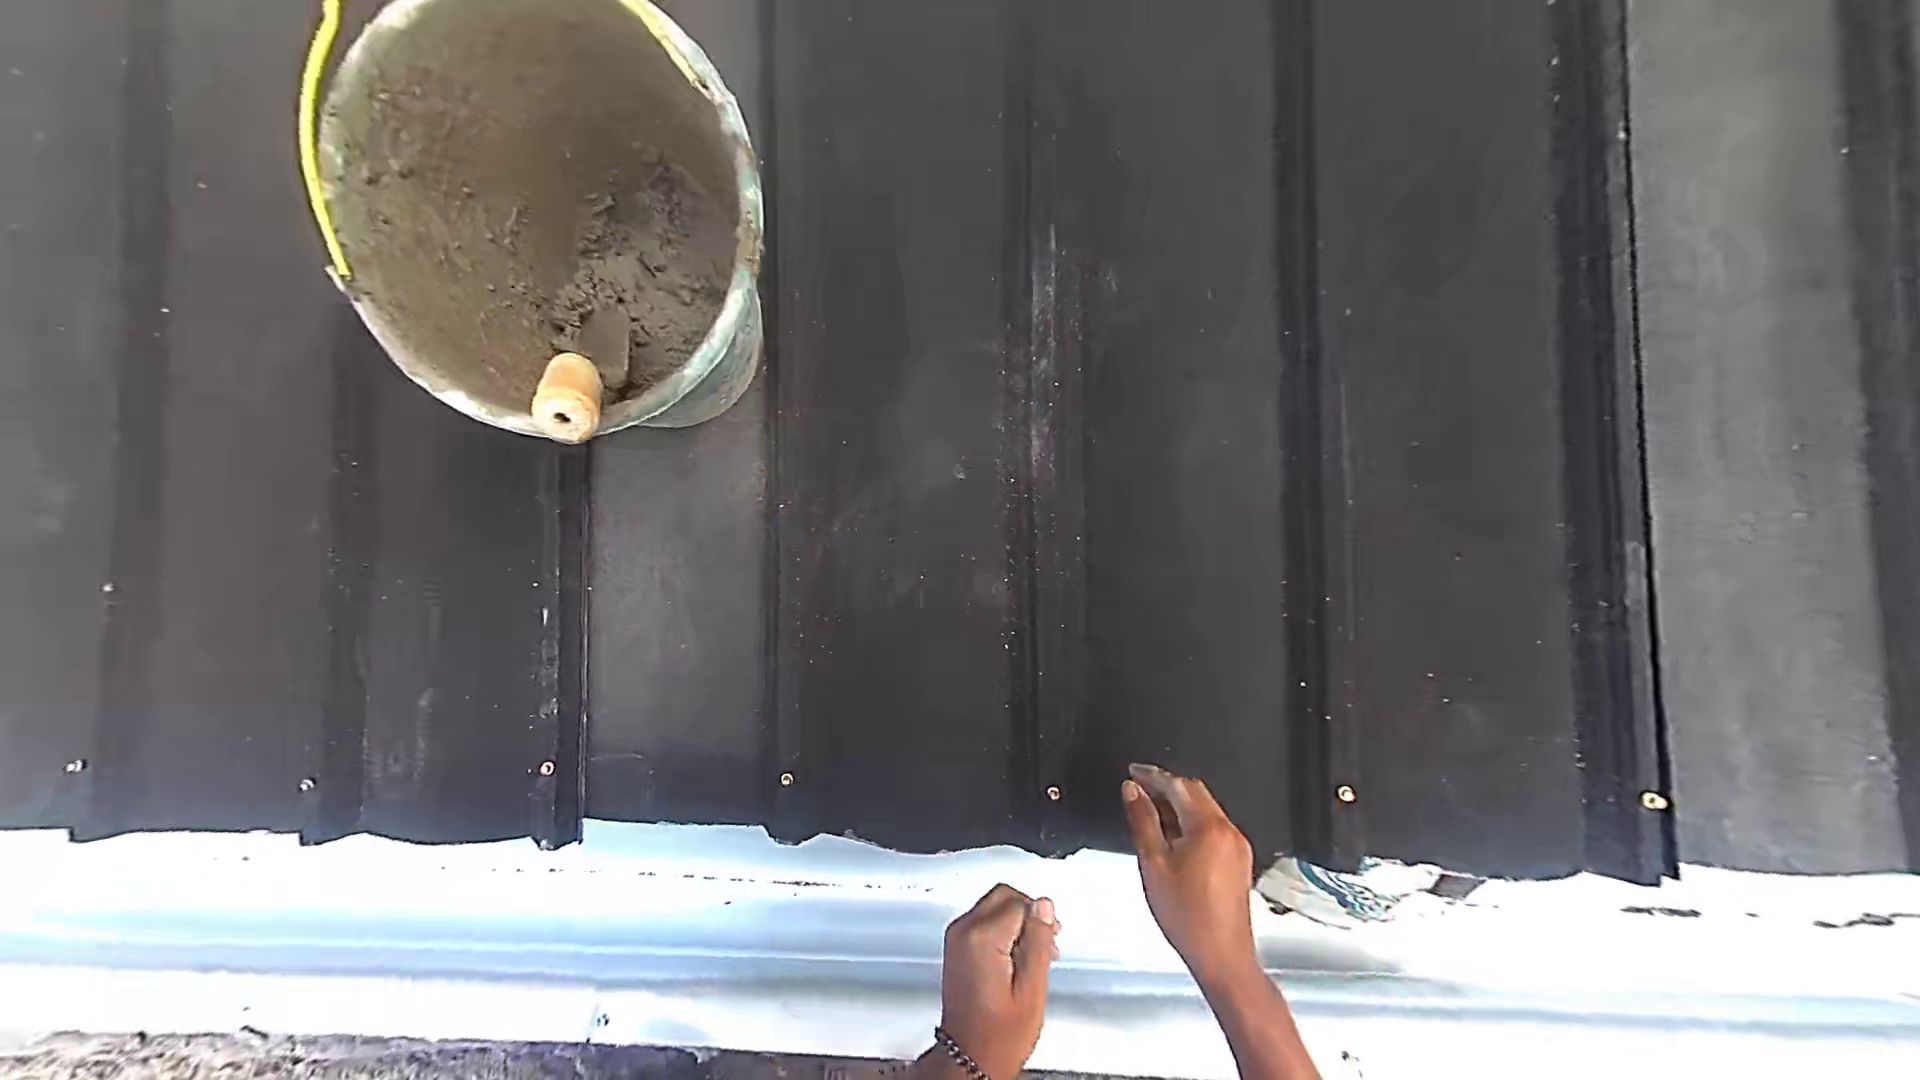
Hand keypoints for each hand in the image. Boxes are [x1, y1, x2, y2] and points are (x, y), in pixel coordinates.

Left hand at [933, 883, 1058, 1079]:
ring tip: (1033, 953)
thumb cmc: (998, 1036)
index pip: (1019, 904)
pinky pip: (983, 918)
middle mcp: (964, 930)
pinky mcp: (955, 943)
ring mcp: (956, 936)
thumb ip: (1038, 942)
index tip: (1052, 940)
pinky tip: (1015, 955)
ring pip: (993, 904)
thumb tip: (1044, 906)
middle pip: (1003, 896)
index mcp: (982, 938)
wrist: (968, 1060)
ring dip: (1016, 919)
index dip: (1041, 919)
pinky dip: (1002, 927)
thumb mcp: (1031, 991)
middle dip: (1028, 912)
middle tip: (1047, 941)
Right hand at [1122, 763, 1257, 987]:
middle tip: (1138, 787)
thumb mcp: (1153, 862)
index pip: (1177, 785)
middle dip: (1165, 785)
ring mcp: (1237, 845)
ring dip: (1177, 802)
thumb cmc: (1189, 917)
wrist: (1222, 958)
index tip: (1133, 771)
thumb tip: (1132, 790)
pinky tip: (1172, 833)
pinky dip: (1190, 819)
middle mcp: (1228, 831)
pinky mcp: (1238, 859)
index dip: (1151, 775)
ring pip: (1204, 807)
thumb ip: (1142, 819)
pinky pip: (1213, 825)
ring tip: (1150, 810)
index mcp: (1208, 828)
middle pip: (1194, 791)